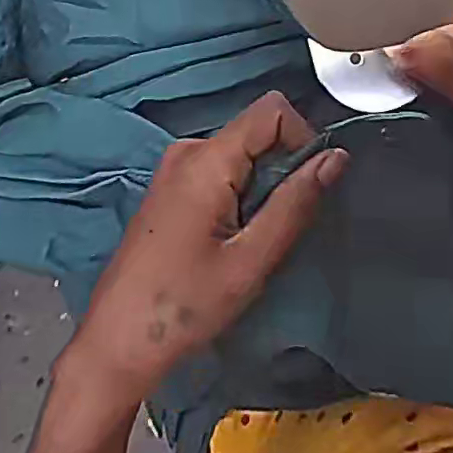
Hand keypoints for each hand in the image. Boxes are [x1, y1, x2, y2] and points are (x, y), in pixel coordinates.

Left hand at [59, 92, 347, 405]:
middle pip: (258, 131)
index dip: (303, 137)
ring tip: (251, 239)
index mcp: (206, 159)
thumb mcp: (251, 260)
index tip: (309, 185)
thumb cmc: (184, 307)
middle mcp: (189, 150)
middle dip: (284, 168)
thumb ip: (295, 202)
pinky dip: (242, 192)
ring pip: (244, 152)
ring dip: (263, 185)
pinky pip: (223, 168)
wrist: (115, 343)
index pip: (271, 109)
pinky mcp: (172, 185)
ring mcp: (176, 167)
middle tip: (275, 226)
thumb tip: (336, 157)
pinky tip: (230, 238)